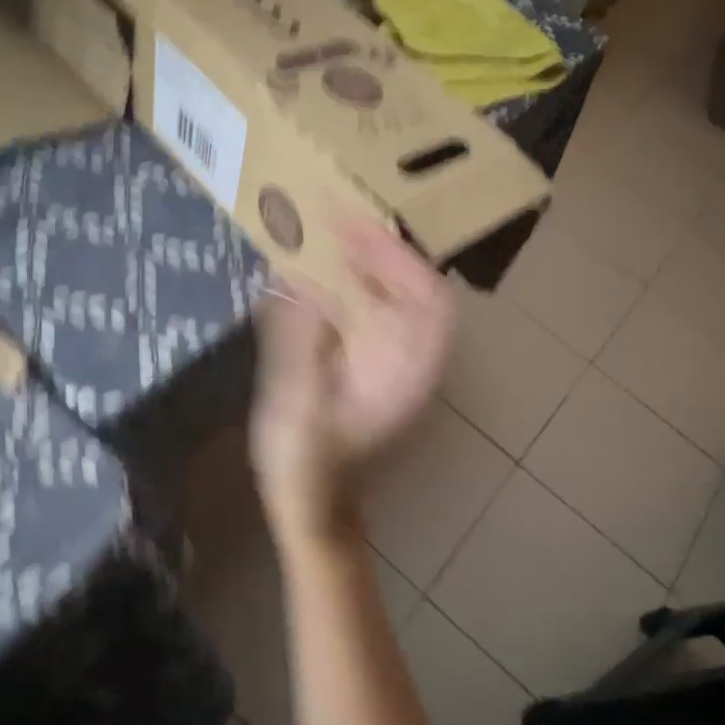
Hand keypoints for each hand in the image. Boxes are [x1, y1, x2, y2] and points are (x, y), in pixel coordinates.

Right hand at [250, 222, 455, 542]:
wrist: (311, 509)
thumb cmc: (307, 464)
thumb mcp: (296, 400)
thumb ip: (299, 337)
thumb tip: (296, 276)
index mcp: (407, 372)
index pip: (427, 300)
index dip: (399, 257)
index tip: (359, 224)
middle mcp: (410, 362)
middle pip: (414, 292)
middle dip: (381, 249)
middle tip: (335, 214)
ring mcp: (391, 366)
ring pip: (394, 300)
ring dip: (366, 264)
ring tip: (326, 230)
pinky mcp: (370, 369)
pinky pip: (370, 317)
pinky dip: (350, 288)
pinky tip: (315, 274)